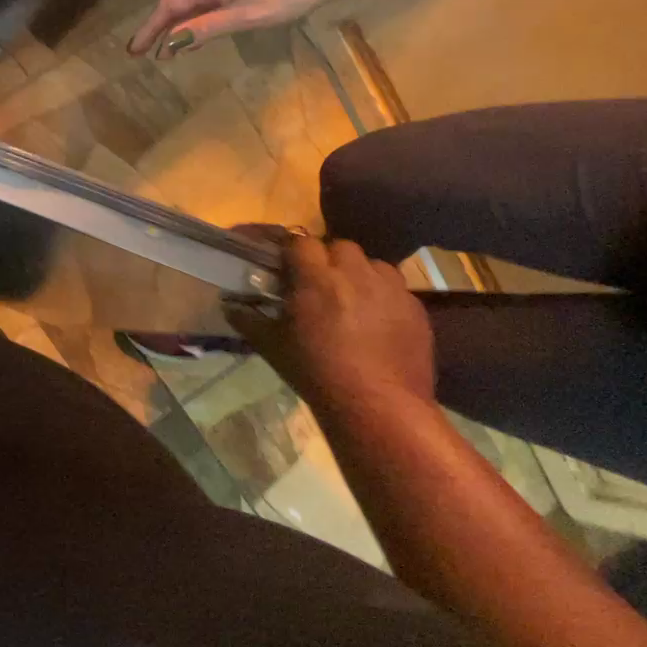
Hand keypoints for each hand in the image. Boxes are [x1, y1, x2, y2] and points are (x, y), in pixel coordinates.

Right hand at [127, 0, 344, 57]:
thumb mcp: (246, 16)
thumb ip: (206, 28)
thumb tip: (171, 43)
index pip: (169, 6)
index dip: (150, 28)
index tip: (135, 50)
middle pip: (175, 3)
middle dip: (156, 28)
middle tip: (141, 53)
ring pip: (189, 5)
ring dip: (173, 27)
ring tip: (163, 51)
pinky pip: (204, 5)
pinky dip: (192, 22)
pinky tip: (192, 39)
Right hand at [224, 237, 434, 408]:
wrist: (377, 404)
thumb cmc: (315, 371)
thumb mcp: (270, 346)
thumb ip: (248, 320)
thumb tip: (229, 306)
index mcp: (317, 279)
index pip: (301, 243)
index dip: (292, 252)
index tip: (284, 268)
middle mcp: (357, 275)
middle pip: (341, 247)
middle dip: (327, 258)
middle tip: (317, 283)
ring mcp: (392, 290)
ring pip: (373, 264)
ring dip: (359, 273)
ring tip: (350, 298)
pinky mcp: (416, 309)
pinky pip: (396, 289)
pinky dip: (381, 296)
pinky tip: (374, 322)